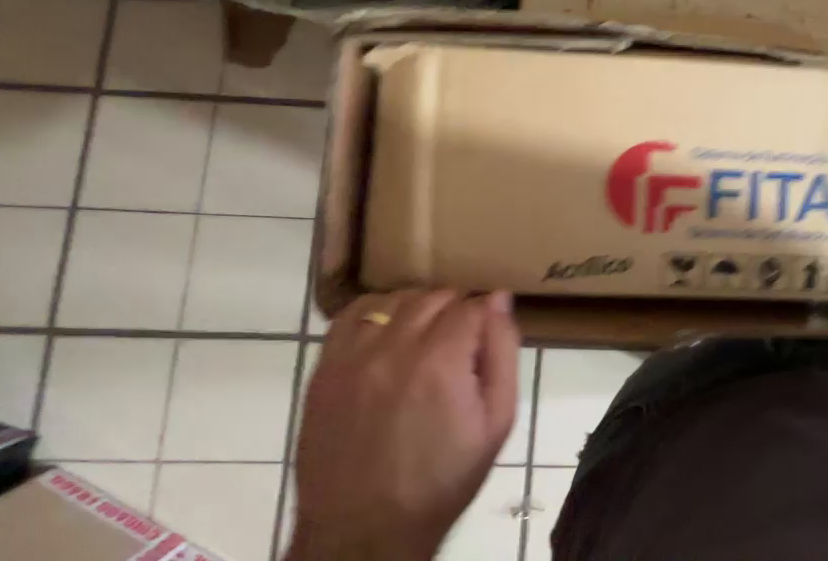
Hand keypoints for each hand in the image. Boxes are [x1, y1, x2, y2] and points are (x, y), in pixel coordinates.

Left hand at [287, 289, 520, 560]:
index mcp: (441, 362)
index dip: (486, 316)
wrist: (364, 531)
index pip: (472, 304)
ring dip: (418, 308)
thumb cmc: (441, 480)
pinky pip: (352, 315)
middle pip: (435, 296)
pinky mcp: (325, 371)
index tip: (487, 338)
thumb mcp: (496, 422)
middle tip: (461, 342)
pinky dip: (376, 312)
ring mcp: (353, 358)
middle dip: (456, 309)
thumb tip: (498, 300)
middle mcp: (394, 349)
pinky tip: (388, 331)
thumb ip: (502, 352)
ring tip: (425, 338)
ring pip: (396, 299)